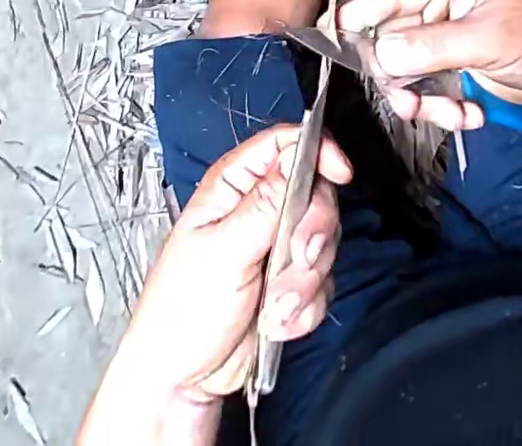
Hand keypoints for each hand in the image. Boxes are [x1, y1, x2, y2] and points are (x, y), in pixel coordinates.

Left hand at [110, 125, 349, 401]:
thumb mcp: (222, 251)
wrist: (182, 377)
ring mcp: (277, 241)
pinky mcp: (291, 277)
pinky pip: (323, 279)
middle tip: (298, 256)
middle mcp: (259, 206)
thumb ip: (264, 204)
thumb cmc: (180, 310)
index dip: (318, 150)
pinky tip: (277, 320)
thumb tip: (295, 156)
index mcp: (235, 185)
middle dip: (314, 230)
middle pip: (316, 190)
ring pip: (323, 238)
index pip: (286, 144)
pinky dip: (306, 304)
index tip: (341, 173)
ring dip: (305, 278)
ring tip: (275, 304)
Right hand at [338, 0, 521, 128]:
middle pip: (385, 41)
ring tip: (454, 115)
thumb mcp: (490, 38)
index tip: (328, 40)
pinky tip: (470, 116)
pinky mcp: (448, 72)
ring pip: (401, 74)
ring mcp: (439, 43)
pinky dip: (441, 110)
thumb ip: (434, 45)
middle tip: (412, 105)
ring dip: (422, 101)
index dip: (353, 16)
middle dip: (395, 78)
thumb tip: (381, 54)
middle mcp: (433, 11)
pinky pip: (424, 93)